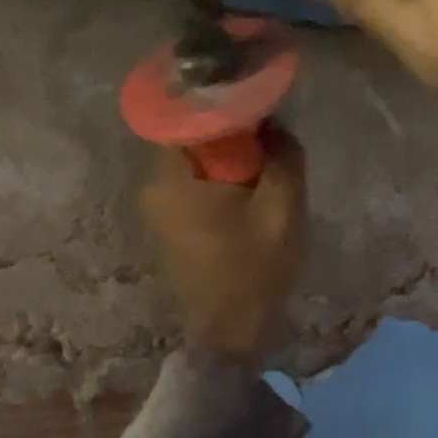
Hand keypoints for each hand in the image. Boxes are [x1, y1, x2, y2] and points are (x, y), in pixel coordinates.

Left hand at [142, 129, 306, 361]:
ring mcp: (156, 209)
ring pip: (196, 164)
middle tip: (270, 143)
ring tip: (264, 171)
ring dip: (228, 163)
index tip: (262, 107)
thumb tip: (274, 125)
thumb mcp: (283, 208)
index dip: (230, 104)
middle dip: (233, 136)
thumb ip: (283, 155)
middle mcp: (153, 186)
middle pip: (195, 138)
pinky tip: (246, 198)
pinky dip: (218, 185)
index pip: (193, 112)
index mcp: (172, 175)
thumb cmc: (254, 270)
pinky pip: (192, 188)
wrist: (229, 334)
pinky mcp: (167, 227)